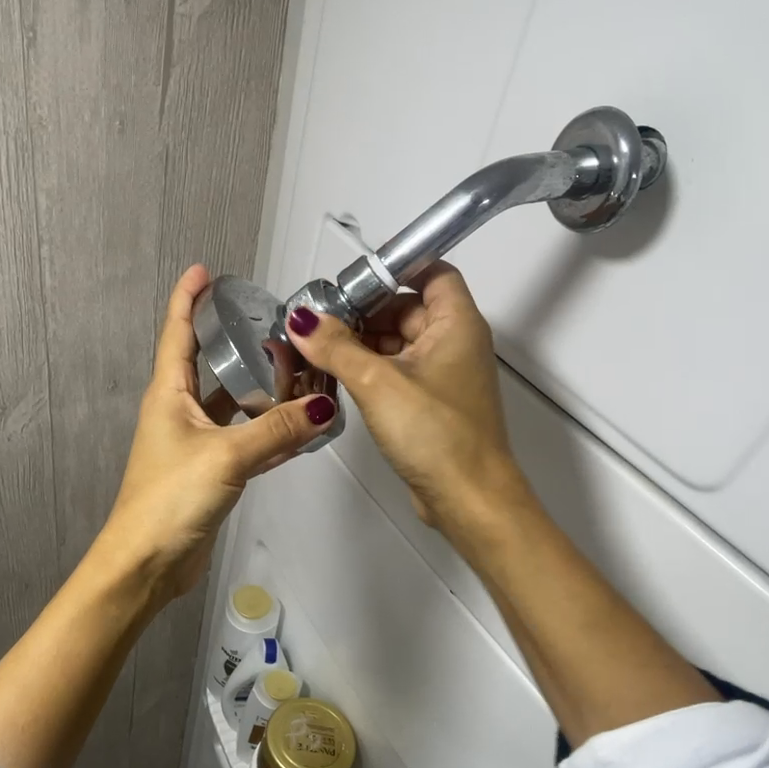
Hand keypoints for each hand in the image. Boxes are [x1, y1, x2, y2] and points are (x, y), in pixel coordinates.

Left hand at [96, 265, 337, 599]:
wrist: (148, 563)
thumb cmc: (169, 500)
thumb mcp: (226, 456)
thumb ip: (277, 430)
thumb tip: (324, 406)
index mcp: (168, 395)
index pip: (177, 334)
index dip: (188, 299)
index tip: (204, 271)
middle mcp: (179, 412)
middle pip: (211, 367)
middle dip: (238, 344)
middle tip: (275, 325)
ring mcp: (195, 444)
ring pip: (233, 406)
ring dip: (262, 392)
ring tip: (301, 373)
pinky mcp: (210, 473)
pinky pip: (245, 441)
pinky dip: (269, 434)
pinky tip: (300, 430)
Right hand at [285, 262, 512, 528]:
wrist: (468, 498)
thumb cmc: (435, 433)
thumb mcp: (378, 382)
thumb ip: (336, 347)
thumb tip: (300, 319)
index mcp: (456, 324)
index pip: (432, 272)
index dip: (394, 269)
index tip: (350, 281)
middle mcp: (455, 343)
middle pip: (408, 307)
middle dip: (365, 311)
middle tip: (321, 322)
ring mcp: (444, 376)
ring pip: (400, 342)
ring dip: (363, 343)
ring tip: (320, 350)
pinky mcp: (431, 404)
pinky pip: (398, 372)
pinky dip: (371, 370)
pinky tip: (339, 378)